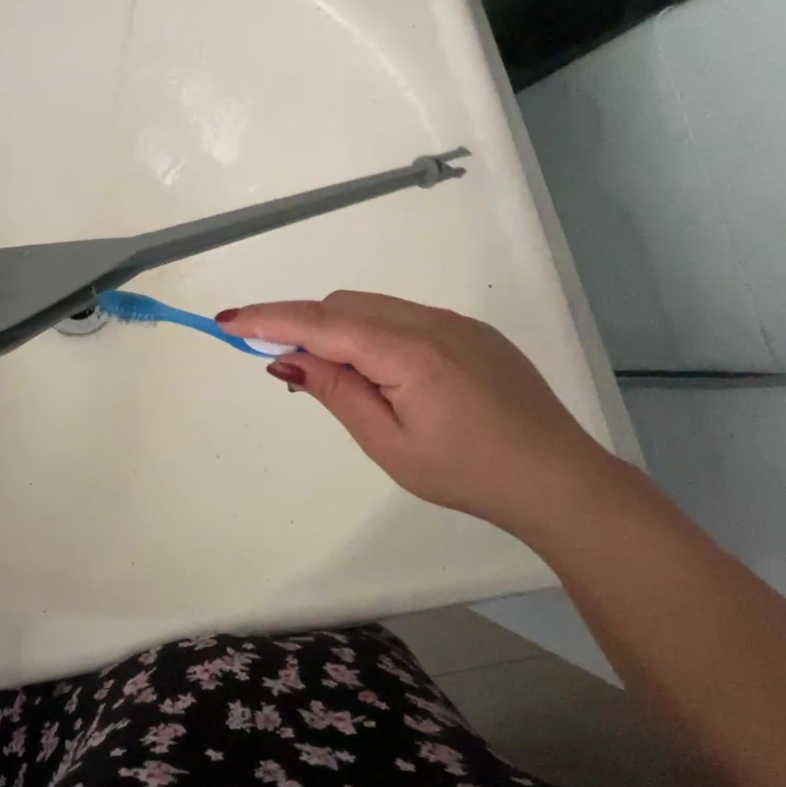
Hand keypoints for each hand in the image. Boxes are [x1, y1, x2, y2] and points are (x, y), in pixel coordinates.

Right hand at [218, 291, 623, 528]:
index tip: (225, 321)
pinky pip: (401, 317)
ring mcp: (455, 324)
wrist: (560, 481)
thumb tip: (285, 358)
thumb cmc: (467, 474)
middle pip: (343, 306)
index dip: (269, 319)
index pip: (322, 324)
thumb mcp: (387, 442)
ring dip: (333, 327)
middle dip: (299, 323)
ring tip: (321, 372)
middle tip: (273, 363)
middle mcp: (431, 323)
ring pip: (371, 307)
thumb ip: (336, 391)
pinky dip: (367, 331)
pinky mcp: (470, 333)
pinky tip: (370, 370)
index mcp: (409, 352)